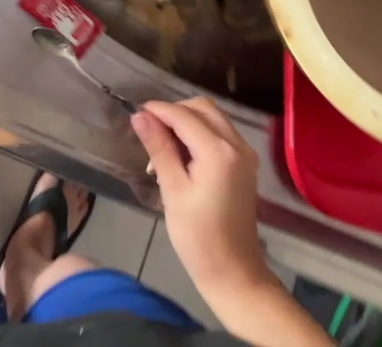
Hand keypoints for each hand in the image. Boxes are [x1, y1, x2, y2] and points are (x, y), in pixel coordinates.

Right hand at [132, 98, 268, 296]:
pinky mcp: (245, 163)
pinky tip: (183, 155)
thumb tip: (140, 116)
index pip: (183, 115)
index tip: (135, 114)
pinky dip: (200, 133)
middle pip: (201, 108)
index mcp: (218, 151)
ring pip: (212, 117)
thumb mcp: (173, 191)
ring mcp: (245, 153)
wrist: (234, 272)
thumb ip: (159, 148)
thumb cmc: (198, 237)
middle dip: (174, 113)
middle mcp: (237, 144)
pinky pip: (220, 132)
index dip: (158, 110)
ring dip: (187, 122)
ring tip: (163, 148)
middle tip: (149, 133)